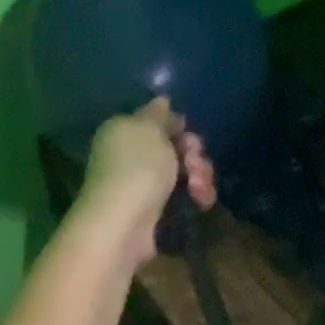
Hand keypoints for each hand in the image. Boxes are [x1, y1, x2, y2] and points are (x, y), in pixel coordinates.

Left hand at [77, 97, 215, 264]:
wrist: (124, 224)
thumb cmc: (137, 167)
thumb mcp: (150, 128)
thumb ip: (160, 114)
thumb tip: (162, 101)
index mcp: (123, 131)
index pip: (157, 121)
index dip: (179, 127)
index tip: (188, 135)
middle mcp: (128, 154)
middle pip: (173, 146)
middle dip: (193, 153)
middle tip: (195, 163)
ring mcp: (141, 183)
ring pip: (181, 170)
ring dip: (199, 175)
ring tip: (199, 188)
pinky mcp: (153, 209)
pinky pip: (181, 193)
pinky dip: (195, 194)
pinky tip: (202, 200)